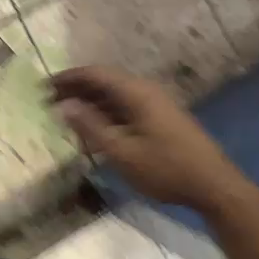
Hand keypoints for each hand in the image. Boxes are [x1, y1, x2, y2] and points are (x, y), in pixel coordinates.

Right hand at [48, 65, 258, 214]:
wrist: (214, 185)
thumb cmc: (166, 169)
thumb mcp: (123, 153)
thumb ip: (92, 128)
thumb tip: (65, 106)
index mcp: (136, 92)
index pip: (96, 74)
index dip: (69, 78)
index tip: (44, 87)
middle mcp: (146, 90)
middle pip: (105, 82)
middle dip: (77, 90)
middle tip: (50, 102)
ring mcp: (156, 104)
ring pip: (116, 96)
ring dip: (91, 103)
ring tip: (67, 116)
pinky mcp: (162, 118)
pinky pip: (127, 107)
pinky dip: (107, 114)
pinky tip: (96, 131)